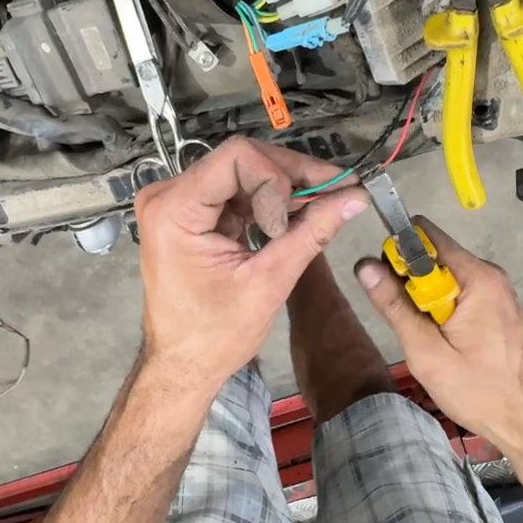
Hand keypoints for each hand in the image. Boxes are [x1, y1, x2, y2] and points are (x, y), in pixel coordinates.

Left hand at [135, 137, 369, 393]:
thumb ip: (311, 233)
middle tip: (337, 193)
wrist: (183, 365)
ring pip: (243, 173)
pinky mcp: (190, 214)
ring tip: (323, 206)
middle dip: (290, 177)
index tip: (305, 210)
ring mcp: (177, 204)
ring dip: (285, 189)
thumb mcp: (269, 282)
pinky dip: (269, 202)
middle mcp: (168, 196)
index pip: (237, 157)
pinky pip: (236, 192)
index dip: (280, 176)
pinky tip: (298, 216)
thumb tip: (355, 198)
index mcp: (174, 209)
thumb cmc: (215, 335)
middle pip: (241, 161)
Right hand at [354, 218, 522, 454]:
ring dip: (424, 301)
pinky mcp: (498, 309)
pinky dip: (443, 311)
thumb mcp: (428, 353)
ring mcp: (497, 292)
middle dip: (409, 282)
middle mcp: (490, 275)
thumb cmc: (481, 392)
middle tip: (407, 325)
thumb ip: (395, 307)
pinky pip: (460, 294)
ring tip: (424, 339)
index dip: (396, 253)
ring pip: (445, 279)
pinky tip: (444, 344)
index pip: (425, 235)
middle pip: (434, 257)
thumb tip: (365, 266)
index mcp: (476, 277)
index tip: (384, 286)